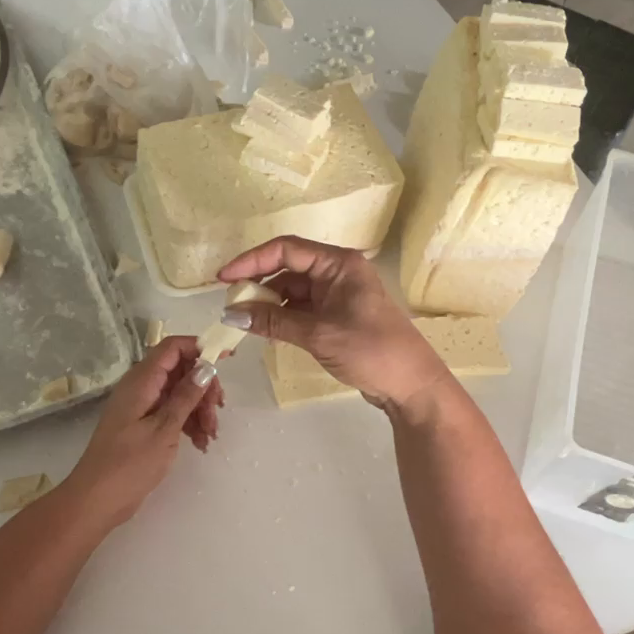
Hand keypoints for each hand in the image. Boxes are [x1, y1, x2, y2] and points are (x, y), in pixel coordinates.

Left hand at [61, 336, 222, 526]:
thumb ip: (186, 396)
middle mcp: (141, 388)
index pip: (172, 348)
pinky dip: (188, 424)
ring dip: (199, 410)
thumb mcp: (164, 429)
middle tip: (217, 412)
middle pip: (180, 371)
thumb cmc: (129, 463)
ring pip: (179, 395)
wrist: (98, 498)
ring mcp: (141, 407)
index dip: (200, 347)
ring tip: (210, 436)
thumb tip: (206, 367)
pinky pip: (171, 414)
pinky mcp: (143, 426)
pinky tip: (200, 443)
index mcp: (141, 381)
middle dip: (204, 388)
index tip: (226, 359)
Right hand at [217, 237, 448, 410]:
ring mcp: (337, 295)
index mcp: (339, 264)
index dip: (251, 261)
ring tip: (244, 324)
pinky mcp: (336, 316)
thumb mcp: (317, 335)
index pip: (286, 250)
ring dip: (268, 306)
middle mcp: (337, 273)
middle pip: (287, 269)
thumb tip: (232, 315)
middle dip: (257, 286)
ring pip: (291, 292)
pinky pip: (301, 309)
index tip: (224, 279)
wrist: (410, 383)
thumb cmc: (370, 350)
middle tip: (231, 307)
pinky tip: (266, 333)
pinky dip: (282, 319)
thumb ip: (273, 322)